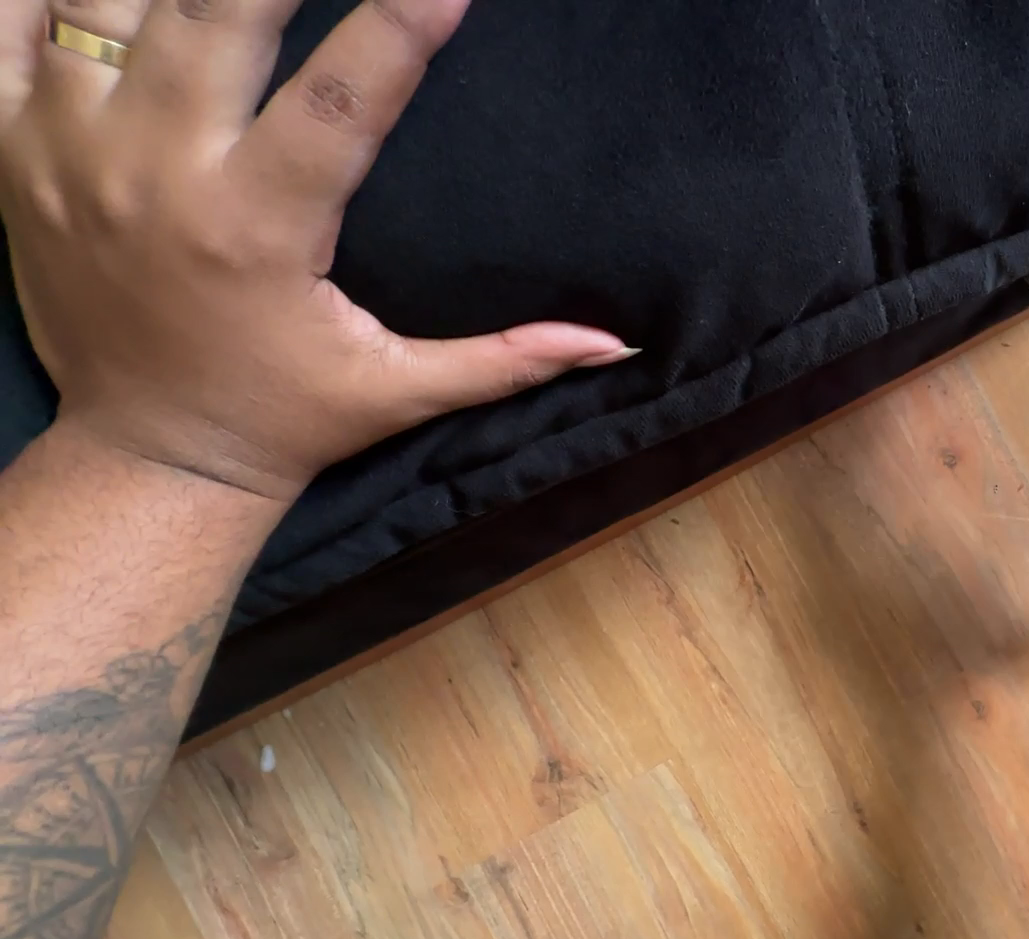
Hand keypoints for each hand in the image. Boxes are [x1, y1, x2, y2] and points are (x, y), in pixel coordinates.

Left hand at [0, 0, 634, 500]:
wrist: (156, 451)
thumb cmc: (298, 418)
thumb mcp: (411, 391)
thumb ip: (513, 360)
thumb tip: (613, 345)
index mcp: (260, 232)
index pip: (339, 101)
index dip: (396, 29)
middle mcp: (154, 173)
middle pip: (211, 15)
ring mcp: (61, 151)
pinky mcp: (6, 150)